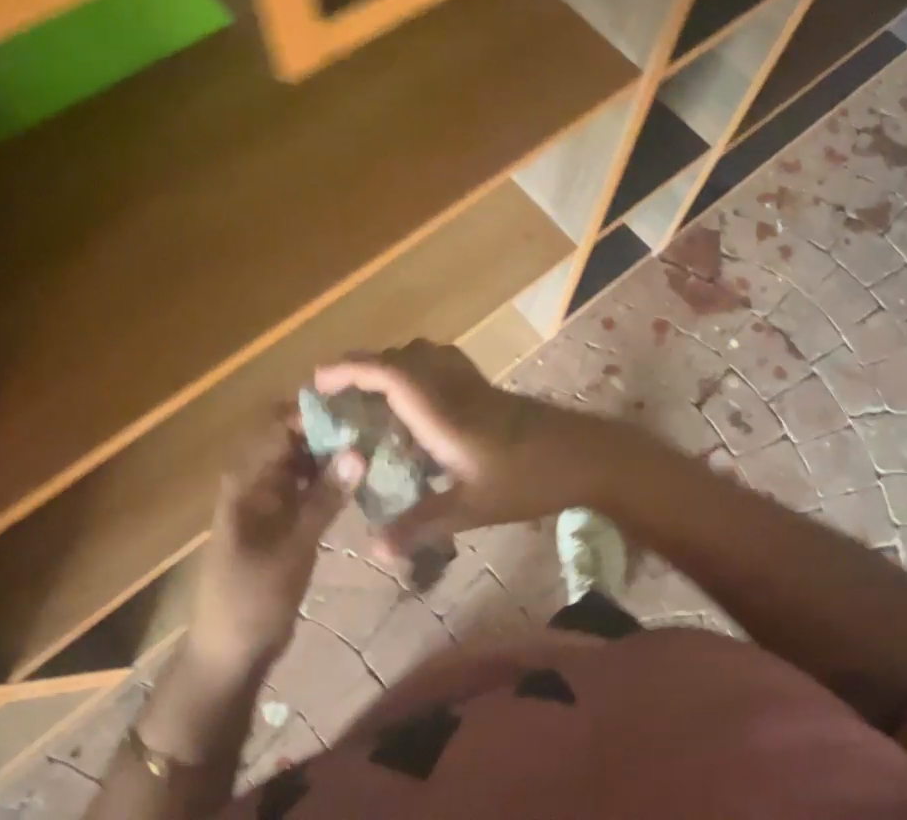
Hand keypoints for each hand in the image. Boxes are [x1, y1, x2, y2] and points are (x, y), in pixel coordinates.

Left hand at [186, 417, 362, 674]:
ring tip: (382, 442)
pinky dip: (333, 481)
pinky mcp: (284, 522)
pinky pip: (309, 488)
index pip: (281, 423)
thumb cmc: (253, 598)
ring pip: (306, 462)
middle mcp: (257, 481)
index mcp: (247, 479)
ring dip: (336, 453)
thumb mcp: (293, 547)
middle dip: (333, 429)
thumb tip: (359, 449)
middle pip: (296, 439)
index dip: (318, 410)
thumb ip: (326, 498)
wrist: (230, 654)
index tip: (362, 402)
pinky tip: (366, 478)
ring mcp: (270, 501)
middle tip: (382, 422)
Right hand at [314, 341, 632, 555]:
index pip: (391, 374)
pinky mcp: (490, 390)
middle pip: (403, 358)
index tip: (318, 379)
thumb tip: (372, 549)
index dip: (351, 369)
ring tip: (370, 396)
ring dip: (392, 365)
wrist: (588, 456)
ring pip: (425, 356)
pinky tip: (418, 405)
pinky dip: (418, 371)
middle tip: (336, 394)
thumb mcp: (472, 508)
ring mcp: (475, 384)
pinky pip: (443, 365)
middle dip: (363, 367)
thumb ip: (421, 524)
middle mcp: (455, 388)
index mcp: (444, 412)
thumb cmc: (530, 480)